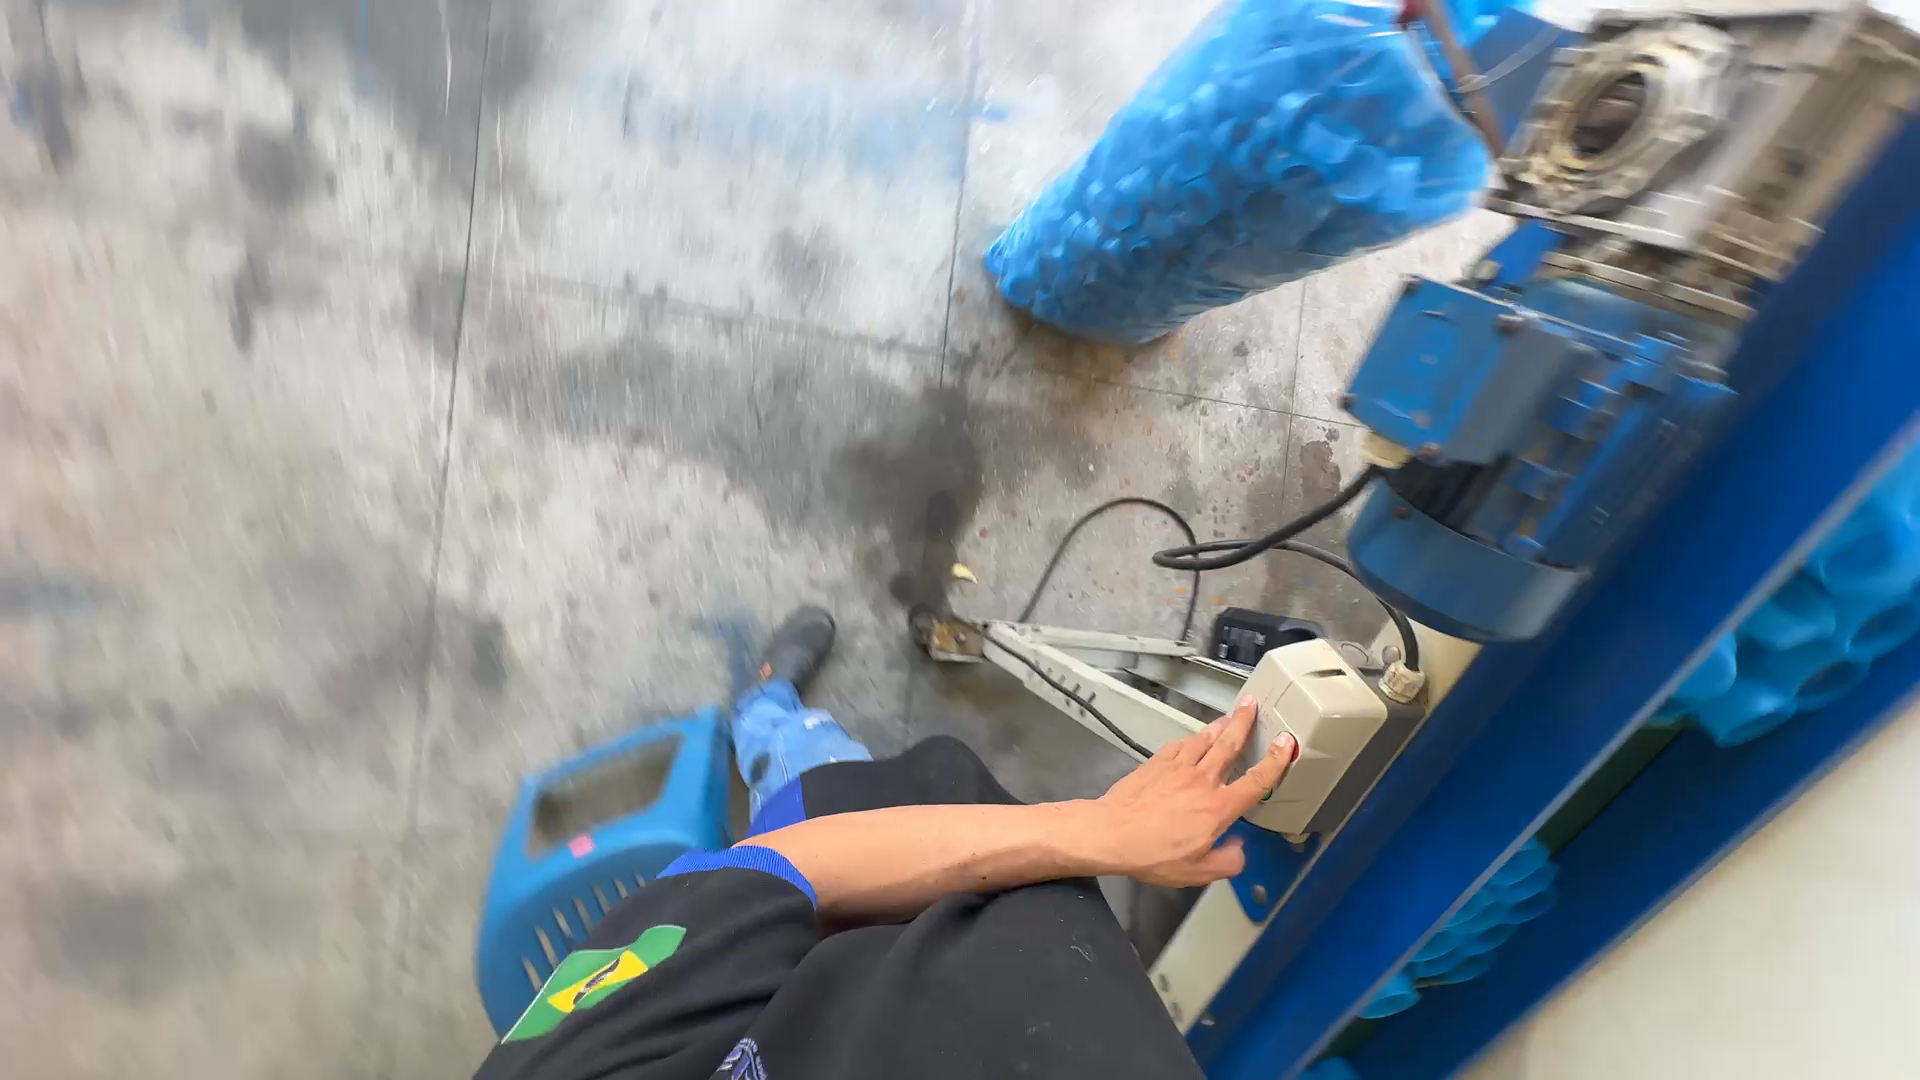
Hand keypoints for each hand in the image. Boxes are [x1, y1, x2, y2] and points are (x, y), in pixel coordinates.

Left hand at [1075, 695, 1297, 886]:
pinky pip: (1179, 744)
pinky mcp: (1156, 762)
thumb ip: (1227, 861)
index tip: (1287, 742)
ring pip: (1203, 738)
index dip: (1276, 761)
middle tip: (1252, 703)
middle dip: (1243, 721)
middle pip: (1228, 744)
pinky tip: (1192, 739)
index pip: (1256, 780)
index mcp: (1218, 807)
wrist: (1113, 832)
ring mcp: (1177, 767)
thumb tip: (1239, 847)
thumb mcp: (1199, 872)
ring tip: (1229, 715)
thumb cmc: (1155, 854)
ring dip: (1219, 725)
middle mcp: (1201, 780)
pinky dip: (1190, 739)